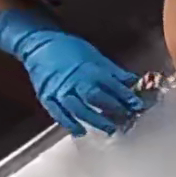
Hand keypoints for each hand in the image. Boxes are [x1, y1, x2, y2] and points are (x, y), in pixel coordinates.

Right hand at [0, 9, 142, 136]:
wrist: (38, 44)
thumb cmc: (71, 49)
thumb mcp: (96, 56)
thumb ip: (114, 72)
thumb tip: (135, 81)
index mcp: (89, 69)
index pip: (111, 85)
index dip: (126, 96)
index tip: (137, 106)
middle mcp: (74, 80)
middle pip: (95, 97)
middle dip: (113, 109)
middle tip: (126, 119)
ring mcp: (59, 90)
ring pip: (77, 108)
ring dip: (94, 120)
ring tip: (110, 130)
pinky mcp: (46, 96)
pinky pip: (57, 113)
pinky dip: (69, 123)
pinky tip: (80, 132)